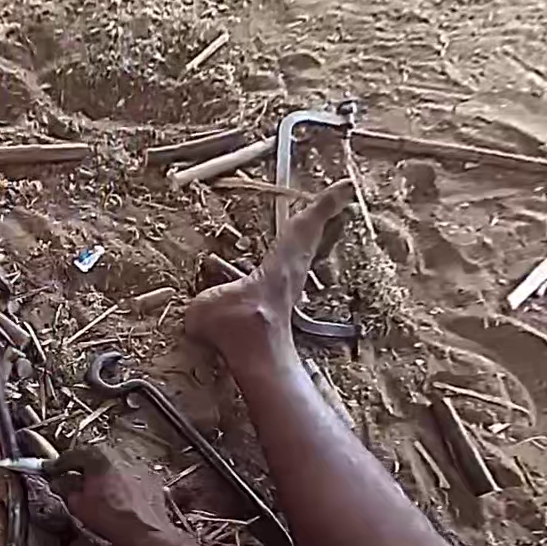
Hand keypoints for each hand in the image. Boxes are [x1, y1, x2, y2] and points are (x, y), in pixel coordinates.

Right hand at [48, 445, 176, 545]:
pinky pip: (130, 475)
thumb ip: (67, 489)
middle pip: (95, 456)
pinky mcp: (151, 478)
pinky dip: (121, 482)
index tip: (54, 471)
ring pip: (114, 465)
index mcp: (98, 458)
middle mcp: (119, 455)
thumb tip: (62, 484)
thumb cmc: (112, 519)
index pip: (73, 454)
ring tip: (96, 489)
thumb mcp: (79, 505)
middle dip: (83, 467)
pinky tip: (117, 496)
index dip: (60, 464)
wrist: (145, 533)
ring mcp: (138, 466)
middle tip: (73, 478)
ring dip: (103, 474)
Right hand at [185, 179, 355, 355]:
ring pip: (304, 259)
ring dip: (310, 244)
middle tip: (341, 201)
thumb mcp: (204, 306)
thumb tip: (202, 306)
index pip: (302, 228)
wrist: (256, 360)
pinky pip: (288, 279)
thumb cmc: (235, 327)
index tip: (345, 185)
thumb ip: (201, 300)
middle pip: (313, 241)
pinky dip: (290, 267)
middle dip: (326, 220)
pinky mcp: (281, 312)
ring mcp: (289, 295)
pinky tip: (282, 270)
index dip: (324, 205)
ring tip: (317, 229)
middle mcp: (292, 276)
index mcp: (279, 265)